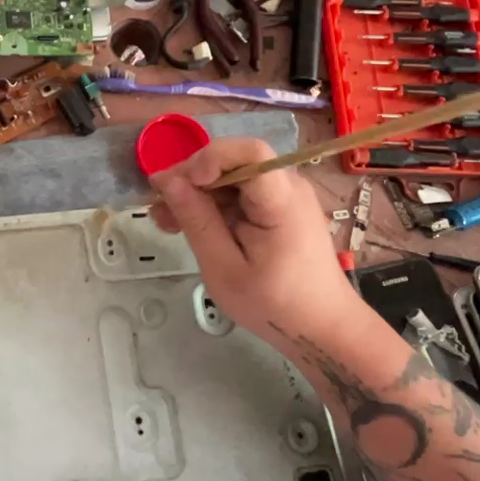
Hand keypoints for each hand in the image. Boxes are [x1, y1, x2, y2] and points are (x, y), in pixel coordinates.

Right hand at [149, 138, 356, 342]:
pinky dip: (213, 204)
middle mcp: (287, 186)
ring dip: (197, 194)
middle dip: (192, 179)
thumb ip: (197, 221)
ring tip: (166, 221)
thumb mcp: (224, 269)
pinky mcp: (278, 207)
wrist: (321, 327)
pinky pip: (240, 193)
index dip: (210, 158)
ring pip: (231, 177)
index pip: (249, 153)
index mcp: (281, 201)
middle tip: (158, 207)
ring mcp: (284, 194)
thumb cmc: (275, 305)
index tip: (179, 185)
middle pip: (233, 162)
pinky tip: (188, 224)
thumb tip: (168, 181)